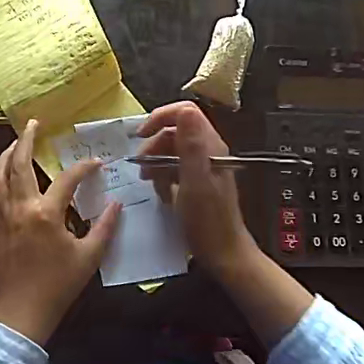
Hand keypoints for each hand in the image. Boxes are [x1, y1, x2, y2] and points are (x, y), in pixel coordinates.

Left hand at [0, 120, 120, 345]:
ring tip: (15, 144)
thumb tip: (117, 205)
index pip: (66, 179)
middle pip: (19, 164)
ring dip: (6, 156)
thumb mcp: (89, 257)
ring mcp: (1, 218)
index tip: (95, 164)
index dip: (83, 168)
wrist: (23, 310)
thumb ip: (105, 228)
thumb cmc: (59, 285)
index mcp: (46, 214)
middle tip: (33, 124)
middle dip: (26, 140)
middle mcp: (20, 209)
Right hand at [135, 102, 258, 274]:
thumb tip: (184, 111)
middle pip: (174, 131)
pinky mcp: (196, 181)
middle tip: (141, 167)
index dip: (160, 117)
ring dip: (155, 162)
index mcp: (210, 147)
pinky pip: (173, 168)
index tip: (141, 136)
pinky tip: (160, 191)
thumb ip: (189, 146)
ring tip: (147, 181)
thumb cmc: (208, 221)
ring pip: (171, 150)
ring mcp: (202, 166)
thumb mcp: (195, 182)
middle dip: (153, 145)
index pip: (185, 113)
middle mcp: (207, 151)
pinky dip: (162, 176)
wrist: (223, 253)